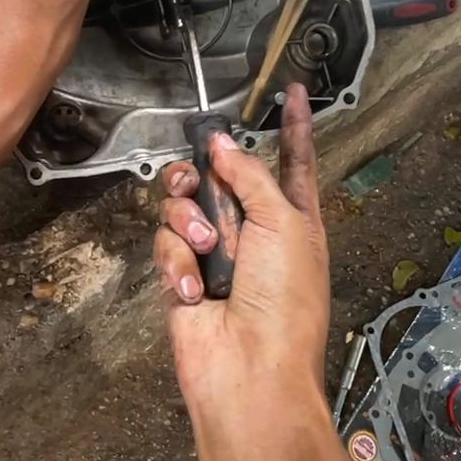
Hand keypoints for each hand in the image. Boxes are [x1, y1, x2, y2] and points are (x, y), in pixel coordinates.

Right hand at [153, 85, 330, 406]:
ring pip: (182, 204)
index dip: (294, 125)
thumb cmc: (285, 300)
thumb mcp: (283, 225)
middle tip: (197, 180)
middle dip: (202, 172)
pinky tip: (195, 289)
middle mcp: (251, 230)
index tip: (294, 91)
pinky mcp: (182, 274)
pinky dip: (178, 263)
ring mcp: (214, 252)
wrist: (249, 369)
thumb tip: (220, 144)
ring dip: (190, 222)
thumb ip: (249, 176)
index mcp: (292, 217)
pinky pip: (166, 244)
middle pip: (218, 175)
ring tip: (207, 249)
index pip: (293, 159)